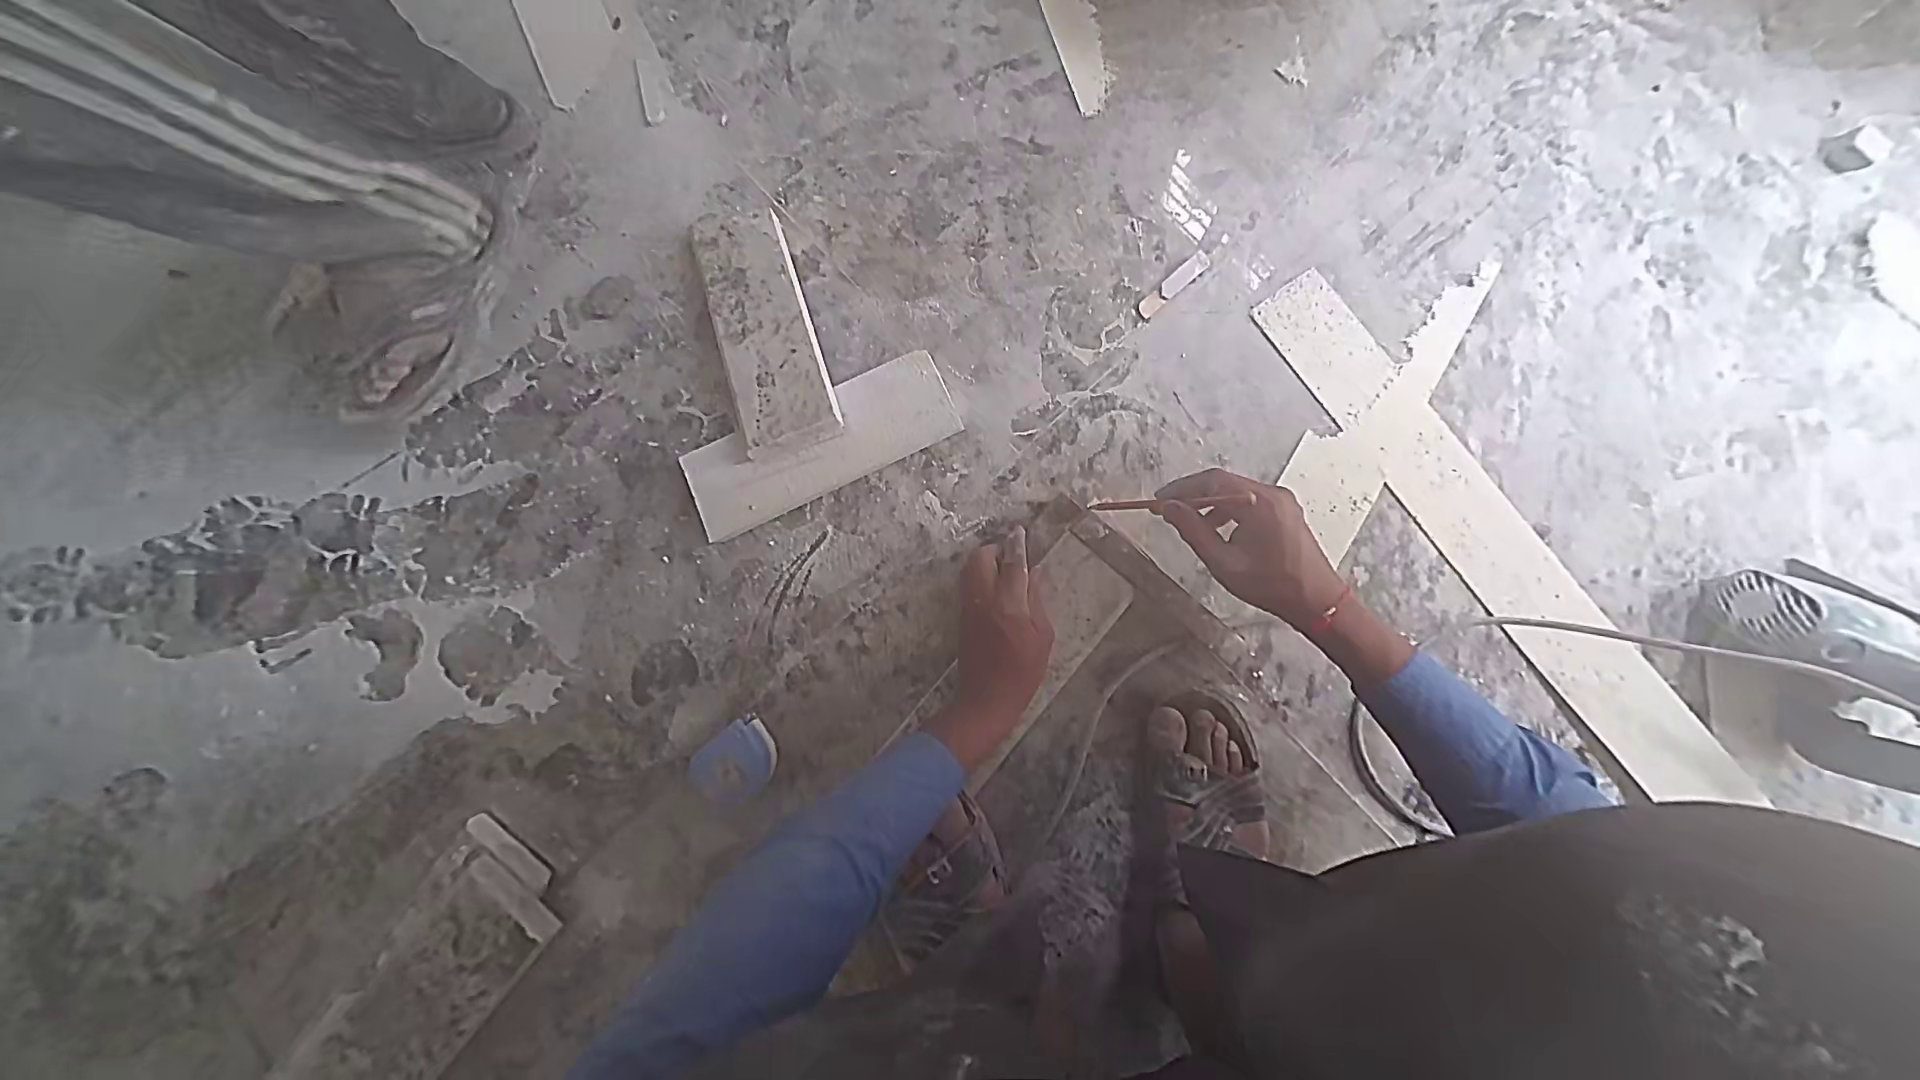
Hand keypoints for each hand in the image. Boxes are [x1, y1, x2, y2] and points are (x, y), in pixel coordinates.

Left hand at [954, 526, 1055, 720]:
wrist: (985, 699)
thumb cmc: (1022, 673)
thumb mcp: (1042, 636)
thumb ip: (1036, 601)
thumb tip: (1033, 574)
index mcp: (1009, 605)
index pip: (1012, 564)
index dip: (1018, 545)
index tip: (1021, 532)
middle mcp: (984, 599)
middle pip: (981, 557)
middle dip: (996, 549)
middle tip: (1013, 555)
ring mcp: (969, 606)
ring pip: (970, 567)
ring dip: (985, 560)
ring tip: (1004, 569)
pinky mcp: (962, 615)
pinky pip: (968, 582)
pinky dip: (980, 574)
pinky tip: (995, 585)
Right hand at [1152, 469, 1347, 632]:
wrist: (1316, 600)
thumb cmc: (1271, 584)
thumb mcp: (1222, 561)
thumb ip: (1193, 530)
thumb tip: (1170, 509)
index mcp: (1258, 503)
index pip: (1211, 481)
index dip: (1181, 488)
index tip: (1160, 500)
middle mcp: (1272, 494)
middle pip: (1223, 482)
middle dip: (1193, 494)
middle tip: (1169, 508)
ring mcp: (1281, 501)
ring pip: (1236, 491)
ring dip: (1209, 502)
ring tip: (1189, 521)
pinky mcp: (1284, 511)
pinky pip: (1249, 500)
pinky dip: (1228, 508)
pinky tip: (1216, 527)